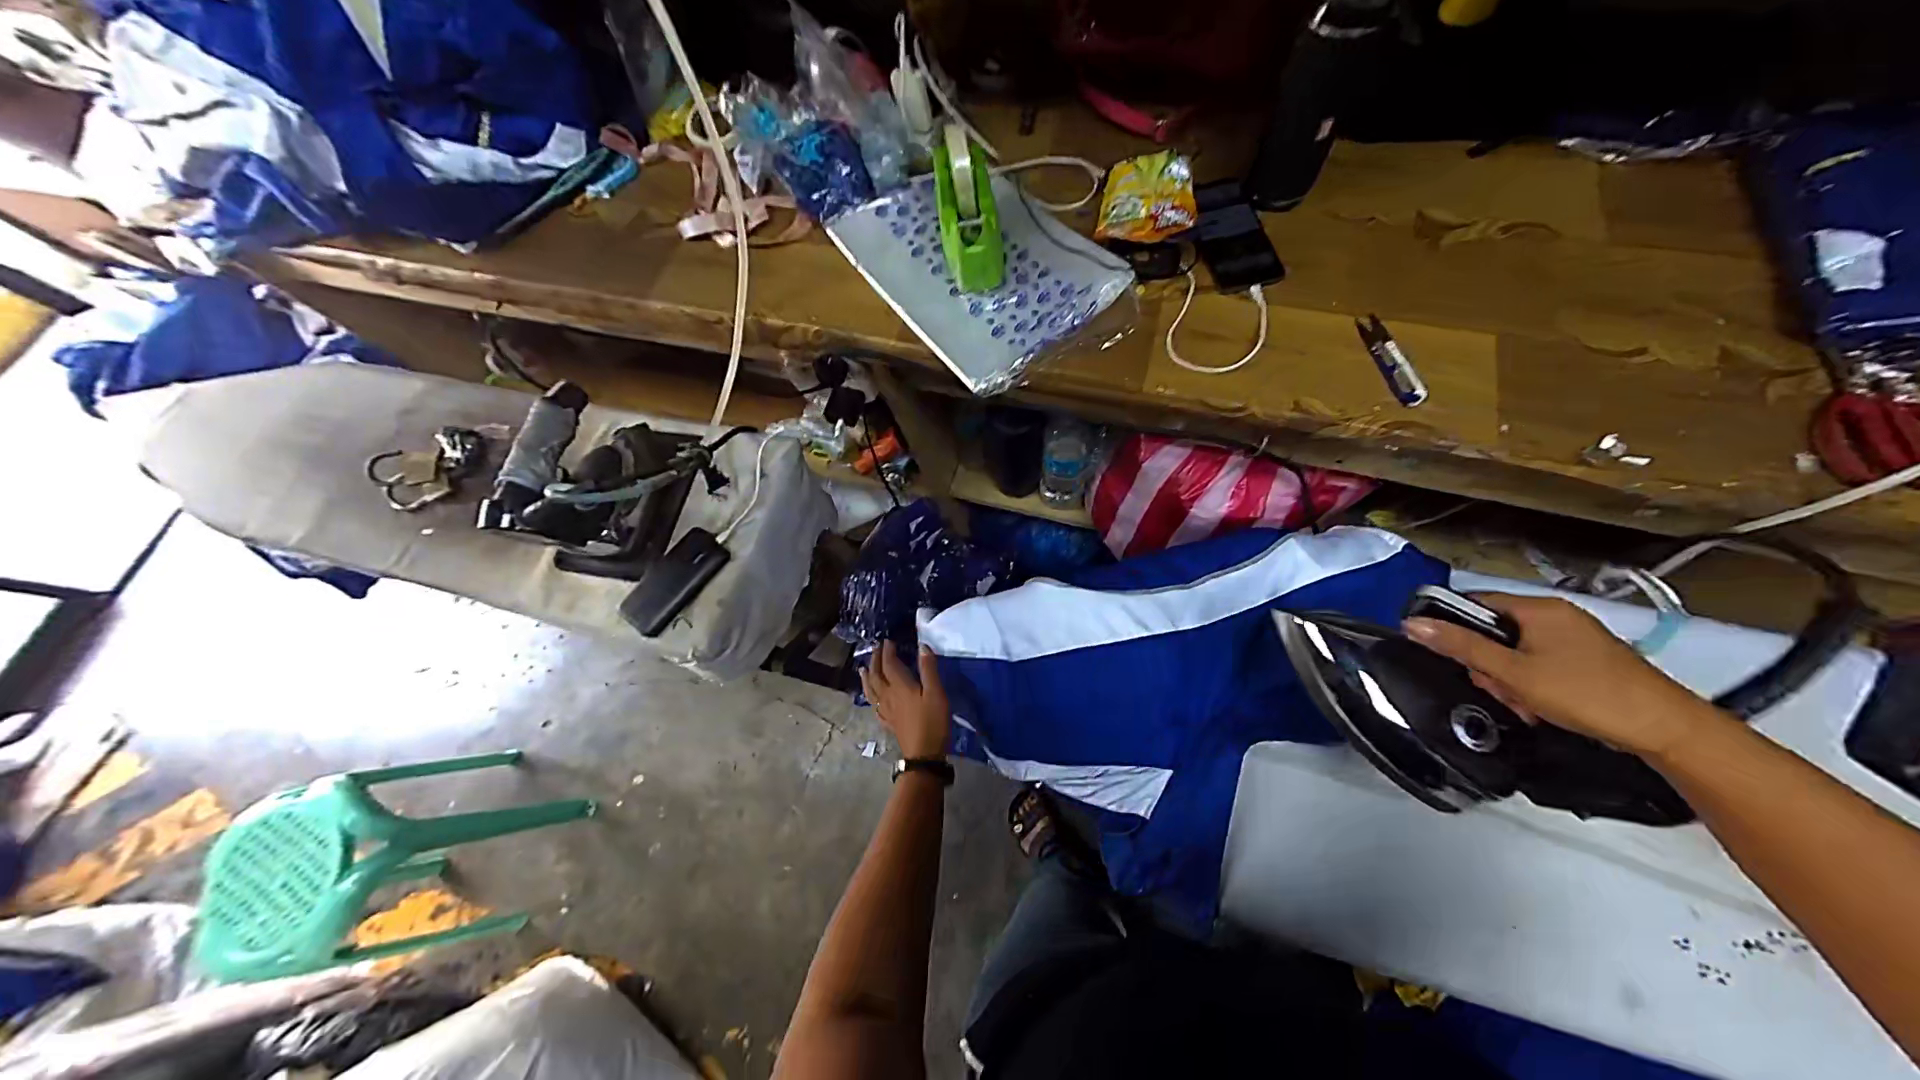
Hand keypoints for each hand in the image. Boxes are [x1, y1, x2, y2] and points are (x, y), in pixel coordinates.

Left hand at [861, 640, 950, 760]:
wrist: (924, 754)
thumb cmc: (933, 721)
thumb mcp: (936, 692)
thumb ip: (928, 669)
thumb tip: (922, 646)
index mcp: (899, 686)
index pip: (889, 664)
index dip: (887, 651)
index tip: (888, 640)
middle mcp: (888, 696)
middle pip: (877, 675)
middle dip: (875, 660)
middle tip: (876, 649)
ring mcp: (886, 710)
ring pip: (871, 690)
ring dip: (867, 677)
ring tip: (863, 669)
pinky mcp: (888, 722)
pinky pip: (874, 706)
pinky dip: (871, 697)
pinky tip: (873, 698)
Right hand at [1403, 593, 1720, 759]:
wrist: (1666, 730)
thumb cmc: (1590, 695)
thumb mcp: (1513, 672)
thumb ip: (1461, 646)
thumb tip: (1414, 624)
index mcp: (1538, 608)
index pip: (1474, 604)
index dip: (1454, 629)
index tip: (1454, 657)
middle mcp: (1557, 616)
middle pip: (1493, 631)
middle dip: (1488, 664)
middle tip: (1501, 688)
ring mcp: (1574, 638)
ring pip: (1514, 652)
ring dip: (1509, 680)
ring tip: (1526, 703)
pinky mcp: (1586, 660)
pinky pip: (1538, 664)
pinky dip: (1531, 685)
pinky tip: (1541, 706)